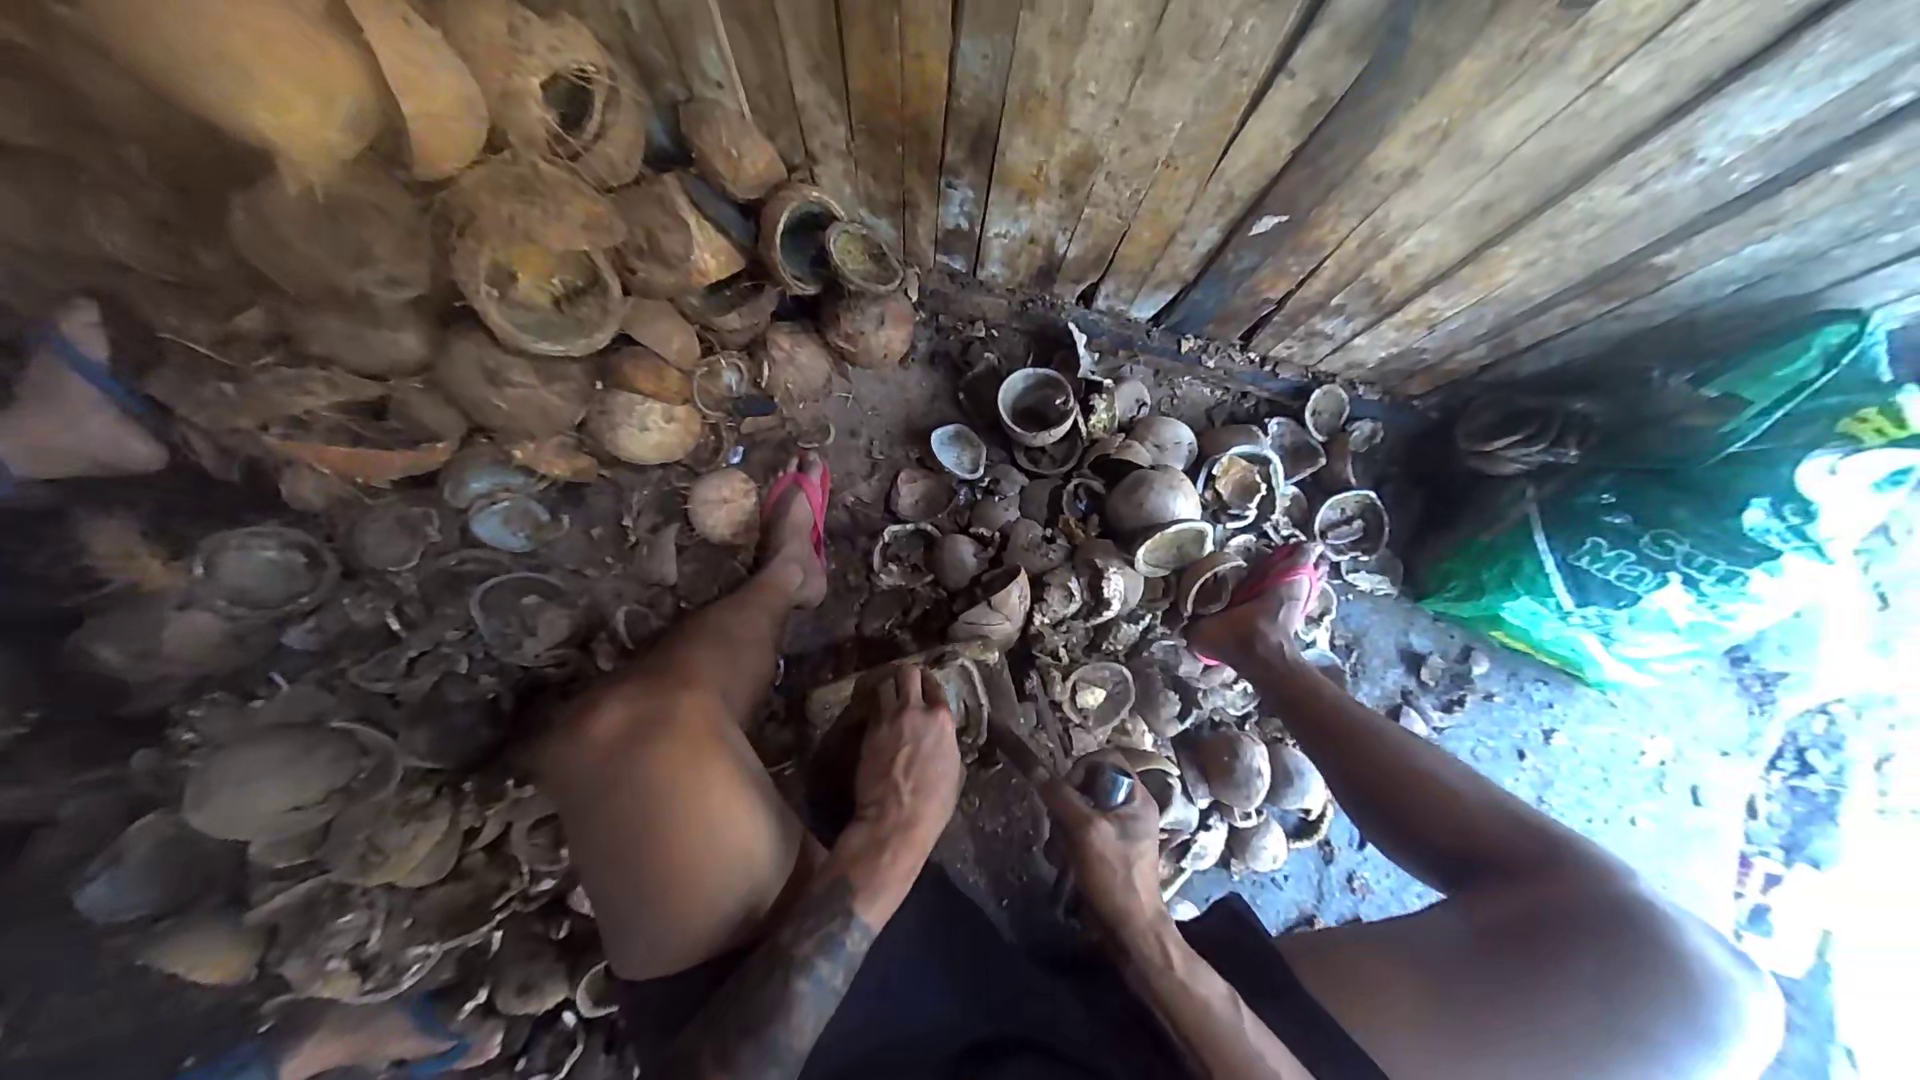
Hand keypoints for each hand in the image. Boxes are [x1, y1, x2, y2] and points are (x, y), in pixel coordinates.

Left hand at [850, 665, 962, 858]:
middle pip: (907, 673)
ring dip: (887, 687)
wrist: (895, 818)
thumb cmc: (933, 802)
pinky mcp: (868, 730)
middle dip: (906, 675)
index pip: (935, 686)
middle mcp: (914, 710)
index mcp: (941, 719)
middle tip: (904, 684)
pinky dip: (875, 706)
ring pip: (884, 684)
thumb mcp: (955, 769)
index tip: (925, 686)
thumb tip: (942, 737)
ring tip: (887, 696)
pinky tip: (877, 714)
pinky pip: (872, 707)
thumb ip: (947, 743)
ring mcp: (888, 718)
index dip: (929, 683)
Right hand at [1041, 752, 1166, 939]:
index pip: (1105, 759)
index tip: (1066, 790)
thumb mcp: (1084, 831)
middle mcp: (1130, 807)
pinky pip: (1080, 831)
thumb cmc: (1114, 876)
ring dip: (1062, 828)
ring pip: (1079, 809)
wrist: (1131, 931)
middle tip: (1059, 824)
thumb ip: (1061, 796)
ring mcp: (1119, 829)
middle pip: (1087, 784)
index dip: (1081, 767)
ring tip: (1061, 851)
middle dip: (1066, 804)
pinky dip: (1067, 843)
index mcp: (1136, 796)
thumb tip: (1036, 769)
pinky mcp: (1107, 849)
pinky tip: (1064, 862)